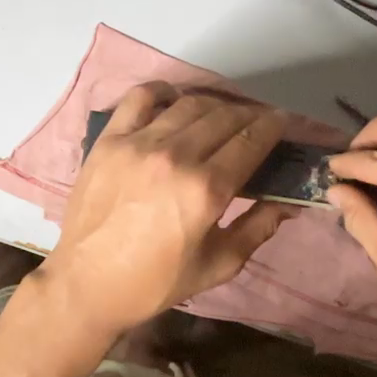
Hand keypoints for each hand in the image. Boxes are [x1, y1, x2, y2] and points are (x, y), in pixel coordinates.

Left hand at [39, 83, 291, 337]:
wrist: (87, 285)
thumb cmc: (156, 282)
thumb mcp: (218, 264)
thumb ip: (259, 227)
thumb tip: (289, 201)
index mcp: (206, 189)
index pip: (251, 140)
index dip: (274, 126)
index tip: (283, 123)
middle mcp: (175, 156)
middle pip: (225, 117)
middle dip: (250, 115)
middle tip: (257, 123)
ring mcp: (138, 143)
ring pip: (189, 104)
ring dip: (214, 104)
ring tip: (222, 115)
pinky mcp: (109, 140)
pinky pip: (139, 98)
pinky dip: (163, 91)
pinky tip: (174, 99)